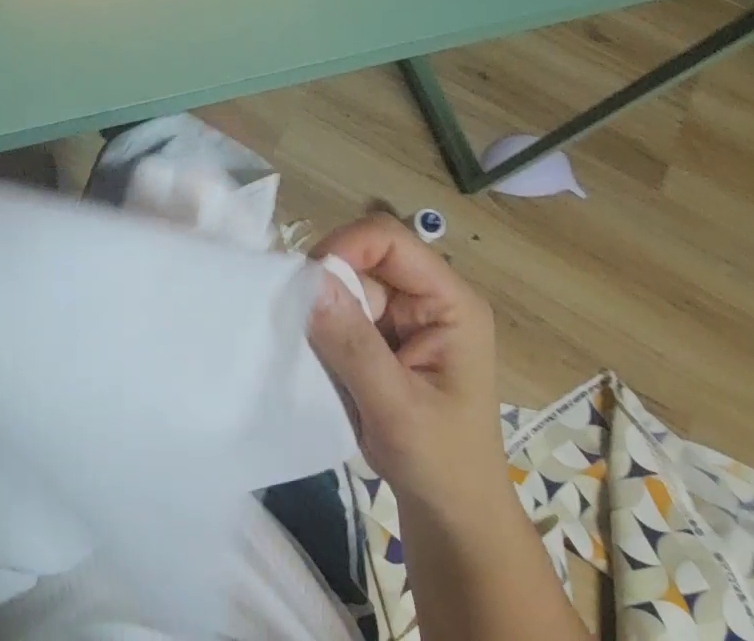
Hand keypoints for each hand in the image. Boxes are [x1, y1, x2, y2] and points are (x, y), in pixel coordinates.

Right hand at [304, 214, 506, 508]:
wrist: (451, 512)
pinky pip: (340, 314)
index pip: (388, 241)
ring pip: (345, 287)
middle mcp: (427, 300)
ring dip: (321, 313)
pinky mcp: (382, 340)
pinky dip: (321, 331)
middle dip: (326, 288)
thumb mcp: (396, 407)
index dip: (342, 249)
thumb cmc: (439, 462)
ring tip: (311, 354)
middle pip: (361, 260)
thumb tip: (308, 281)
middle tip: (302, 331)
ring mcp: (404, 320)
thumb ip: (352, 344)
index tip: (304, 289)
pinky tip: (317, 361)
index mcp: (450, 304)